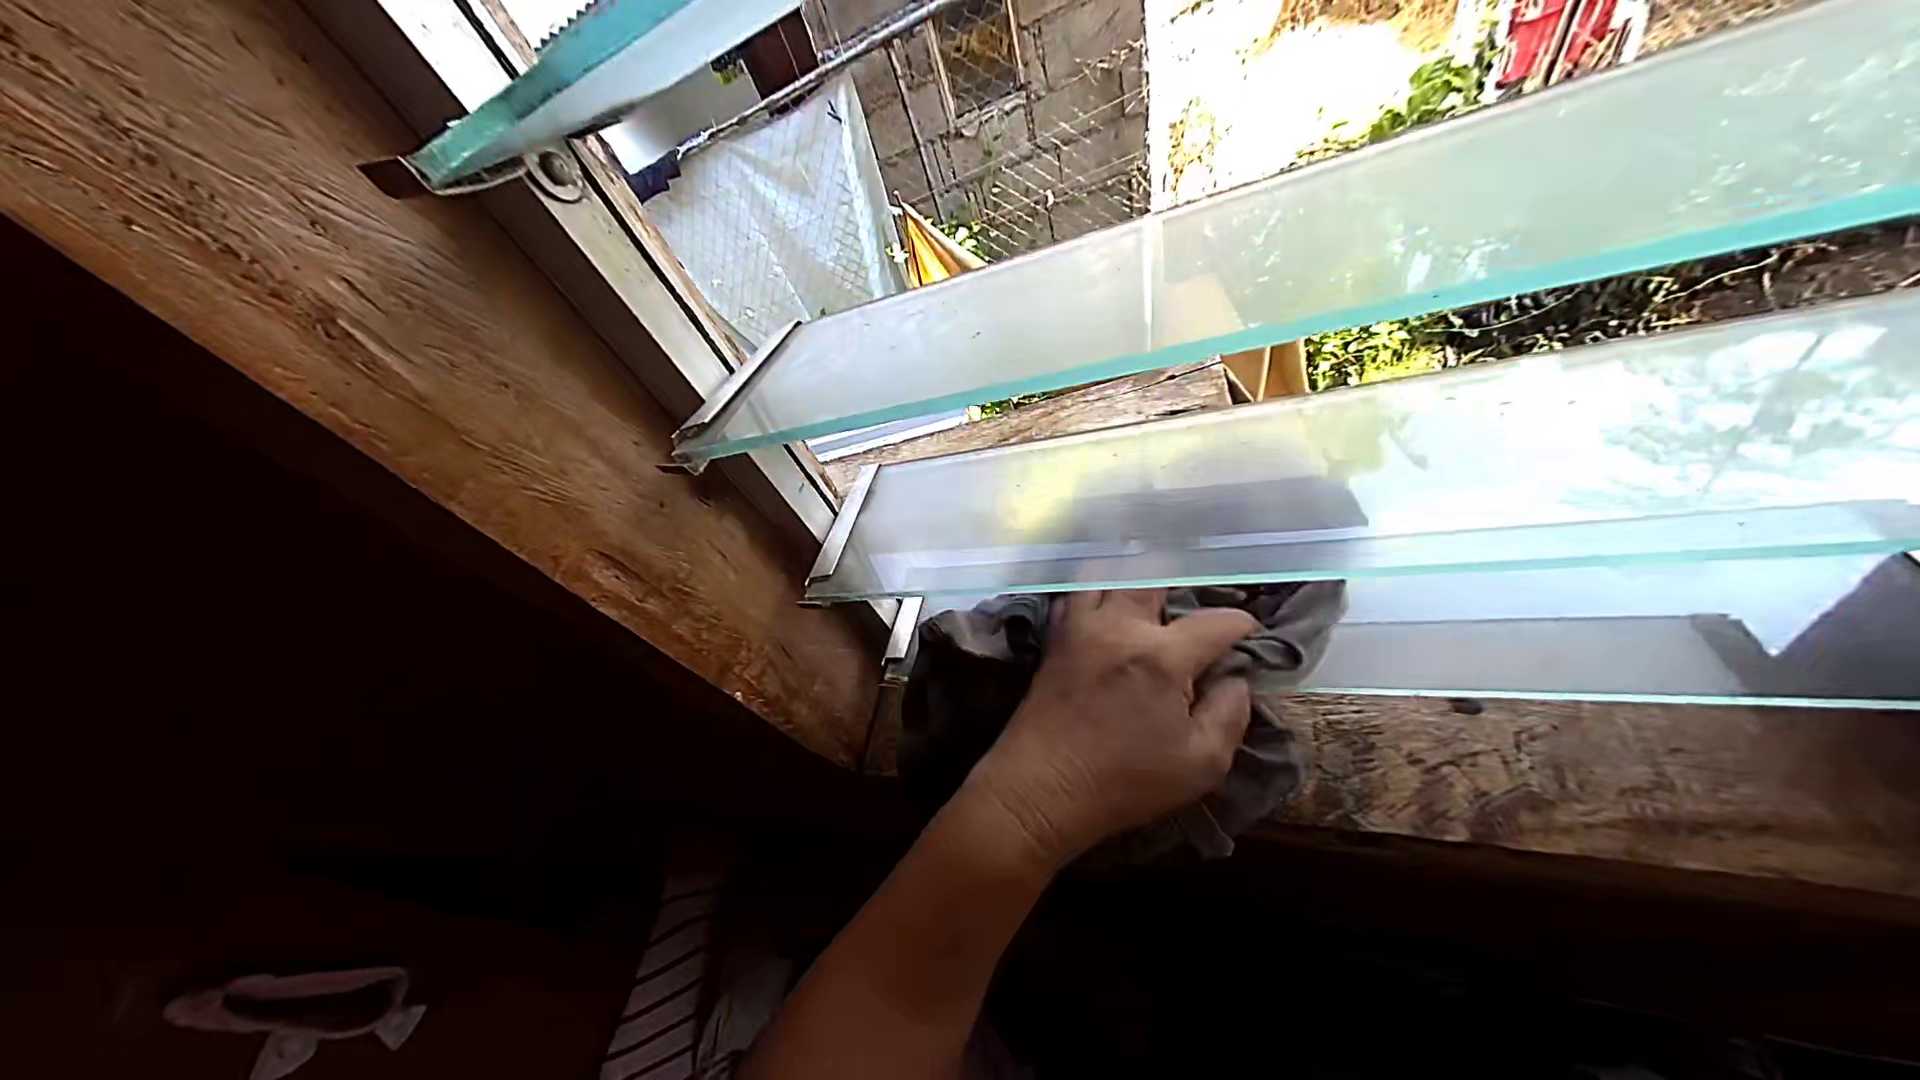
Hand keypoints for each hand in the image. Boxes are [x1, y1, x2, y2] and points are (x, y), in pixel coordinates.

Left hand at [958, 588, 1258, 866]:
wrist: (1042, 787)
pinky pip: (1077, 595)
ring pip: (1109, 577)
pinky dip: (1096, 591)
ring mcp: (1081, 628)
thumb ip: (1230, 712)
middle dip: (1183, 585)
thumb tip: (1234, 676)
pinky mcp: (1056, 638)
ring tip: (1152, 603)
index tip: (1247, 634)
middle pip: (1155, 578)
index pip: (1214, 622)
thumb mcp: (1201, 763)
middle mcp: (1120, 628)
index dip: (1240, 625)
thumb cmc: (1125, 782)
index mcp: (1161, 657)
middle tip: (1194, 612)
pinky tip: (1107, 607)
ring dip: (1135, 582)